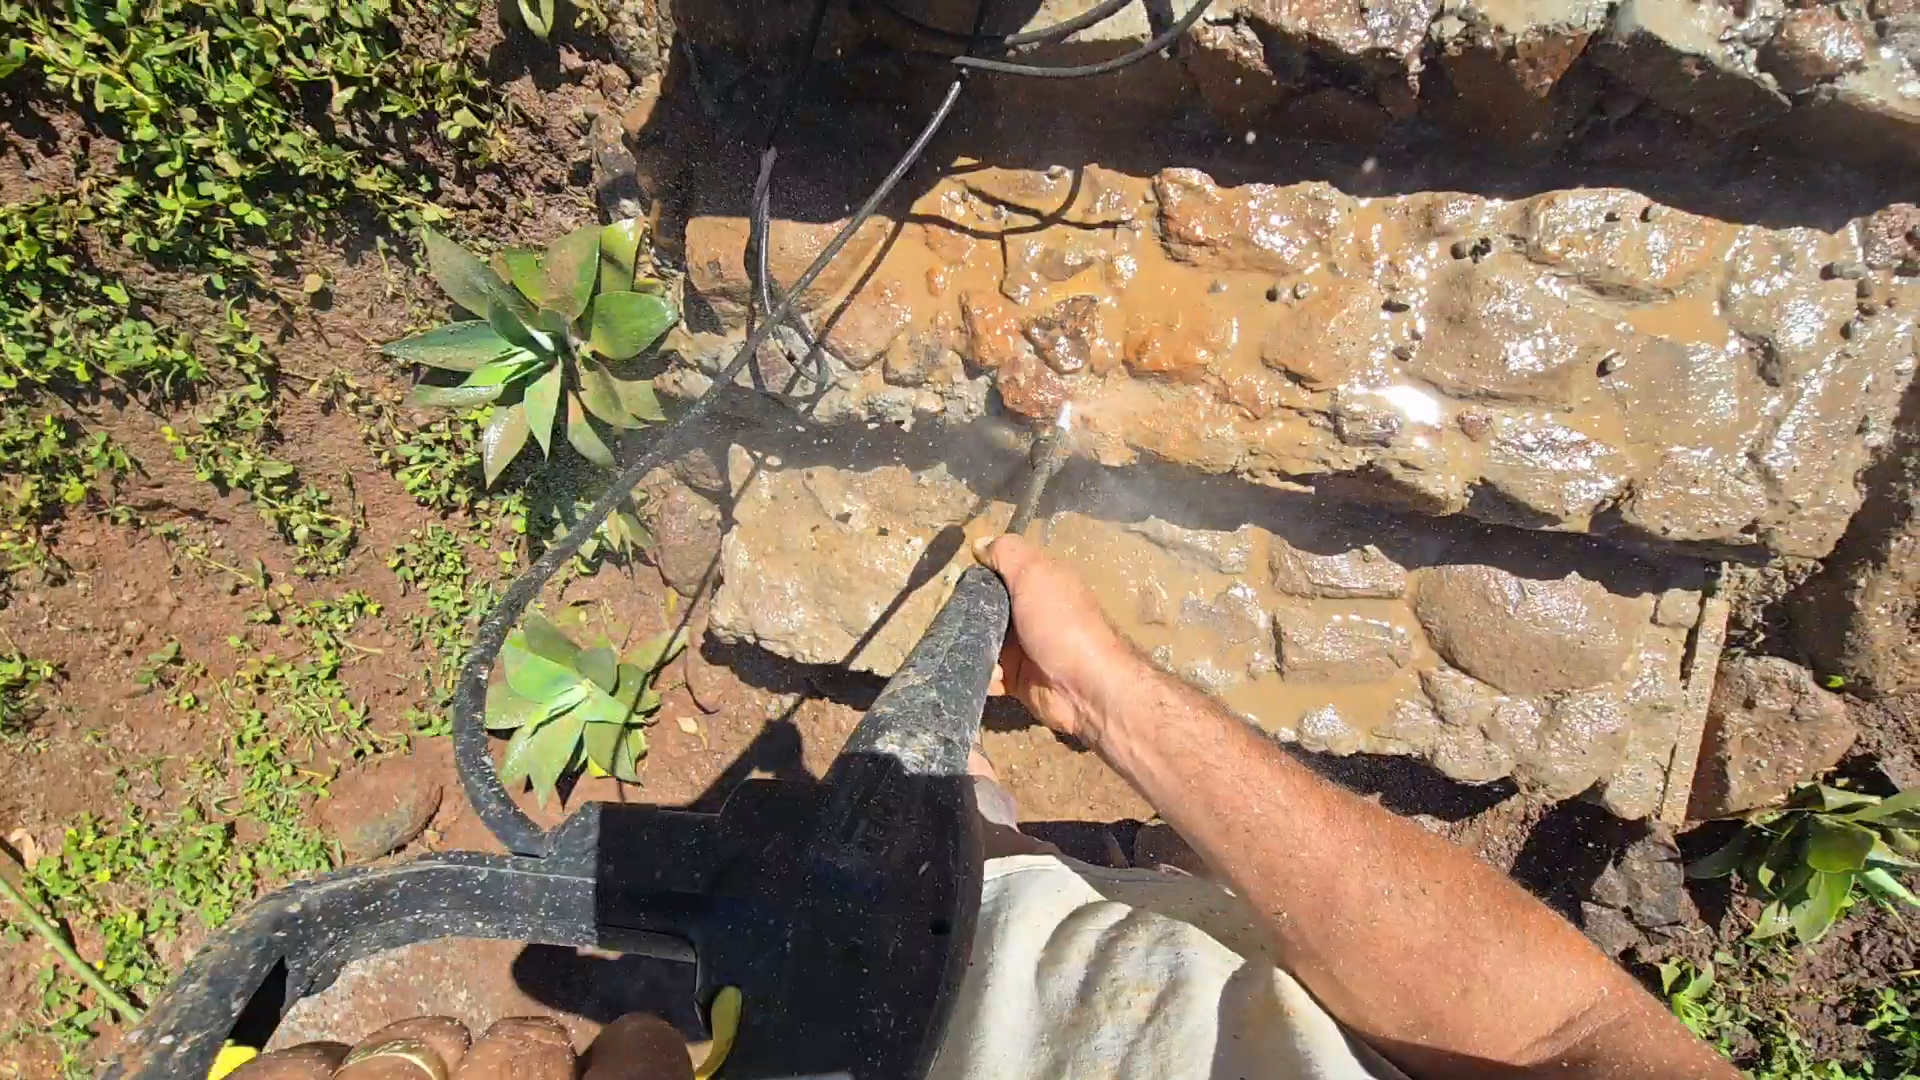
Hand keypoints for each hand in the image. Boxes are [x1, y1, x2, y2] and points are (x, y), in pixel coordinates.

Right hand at [974, 534, 1137, 745]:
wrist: (1086, 687)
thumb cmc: (1060, 623)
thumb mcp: (1035, 573)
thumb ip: (1007, 553)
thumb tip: (979, 543)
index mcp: (1038, 583)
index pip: (998, 572)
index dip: (977, 575)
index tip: (956, 583)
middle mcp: (1029, 612)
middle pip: (984, 608)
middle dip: (966, 615)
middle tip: (951, 621)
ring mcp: (1023, 646)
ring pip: (981, 642)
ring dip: (971, 648)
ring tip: (965, 651)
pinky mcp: (1016, 678)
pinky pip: (987, 674)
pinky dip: (982, 675)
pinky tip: (985, 675)